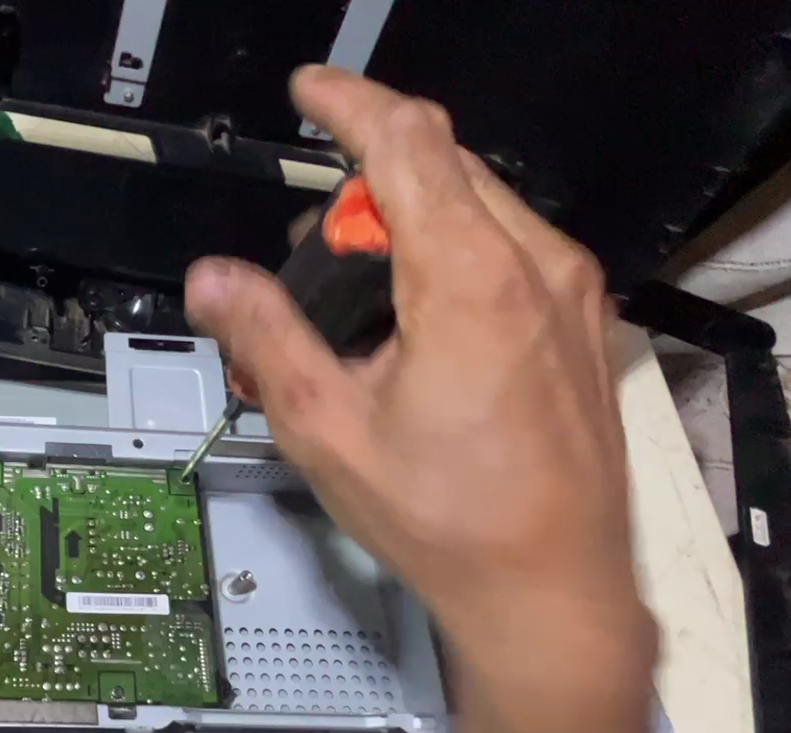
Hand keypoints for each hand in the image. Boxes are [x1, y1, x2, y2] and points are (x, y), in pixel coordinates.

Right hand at [185, 67, 651, 684]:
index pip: (408, 144)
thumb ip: (265, 337)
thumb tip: (210, 277)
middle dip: (365, 187)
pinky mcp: (581, 328)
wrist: (547, 585)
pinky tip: (409, 327)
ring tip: (350, 304)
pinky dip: (446, 257)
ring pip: (480, 209)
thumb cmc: (437, 514)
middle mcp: (538, 265)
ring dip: (404, 224)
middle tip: (306, 260)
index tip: (307, 89)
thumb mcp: (326, 427)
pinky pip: (508, 252)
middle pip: (444, 170)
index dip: (350, 104)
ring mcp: (573, 295)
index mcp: (470, 278)